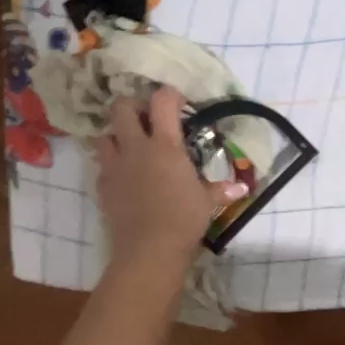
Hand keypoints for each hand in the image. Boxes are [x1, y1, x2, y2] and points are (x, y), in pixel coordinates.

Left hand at [92, 88, 248, 268]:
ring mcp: (114, 165)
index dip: (170, 95)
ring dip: (117, 135)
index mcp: (164, 145)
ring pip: (105, 133)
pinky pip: (102, 165)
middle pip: (122, 106)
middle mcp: (135, 147)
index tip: (179, 103)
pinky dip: (112, 165)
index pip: (162, 100)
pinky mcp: (102, 185)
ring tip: (131, 147)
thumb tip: (242, 188)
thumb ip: (221, 190)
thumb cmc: (184, 221)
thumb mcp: (207, 203)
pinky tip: (125, 177)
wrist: (149, 249)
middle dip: (133, 107)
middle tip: (147, 121)